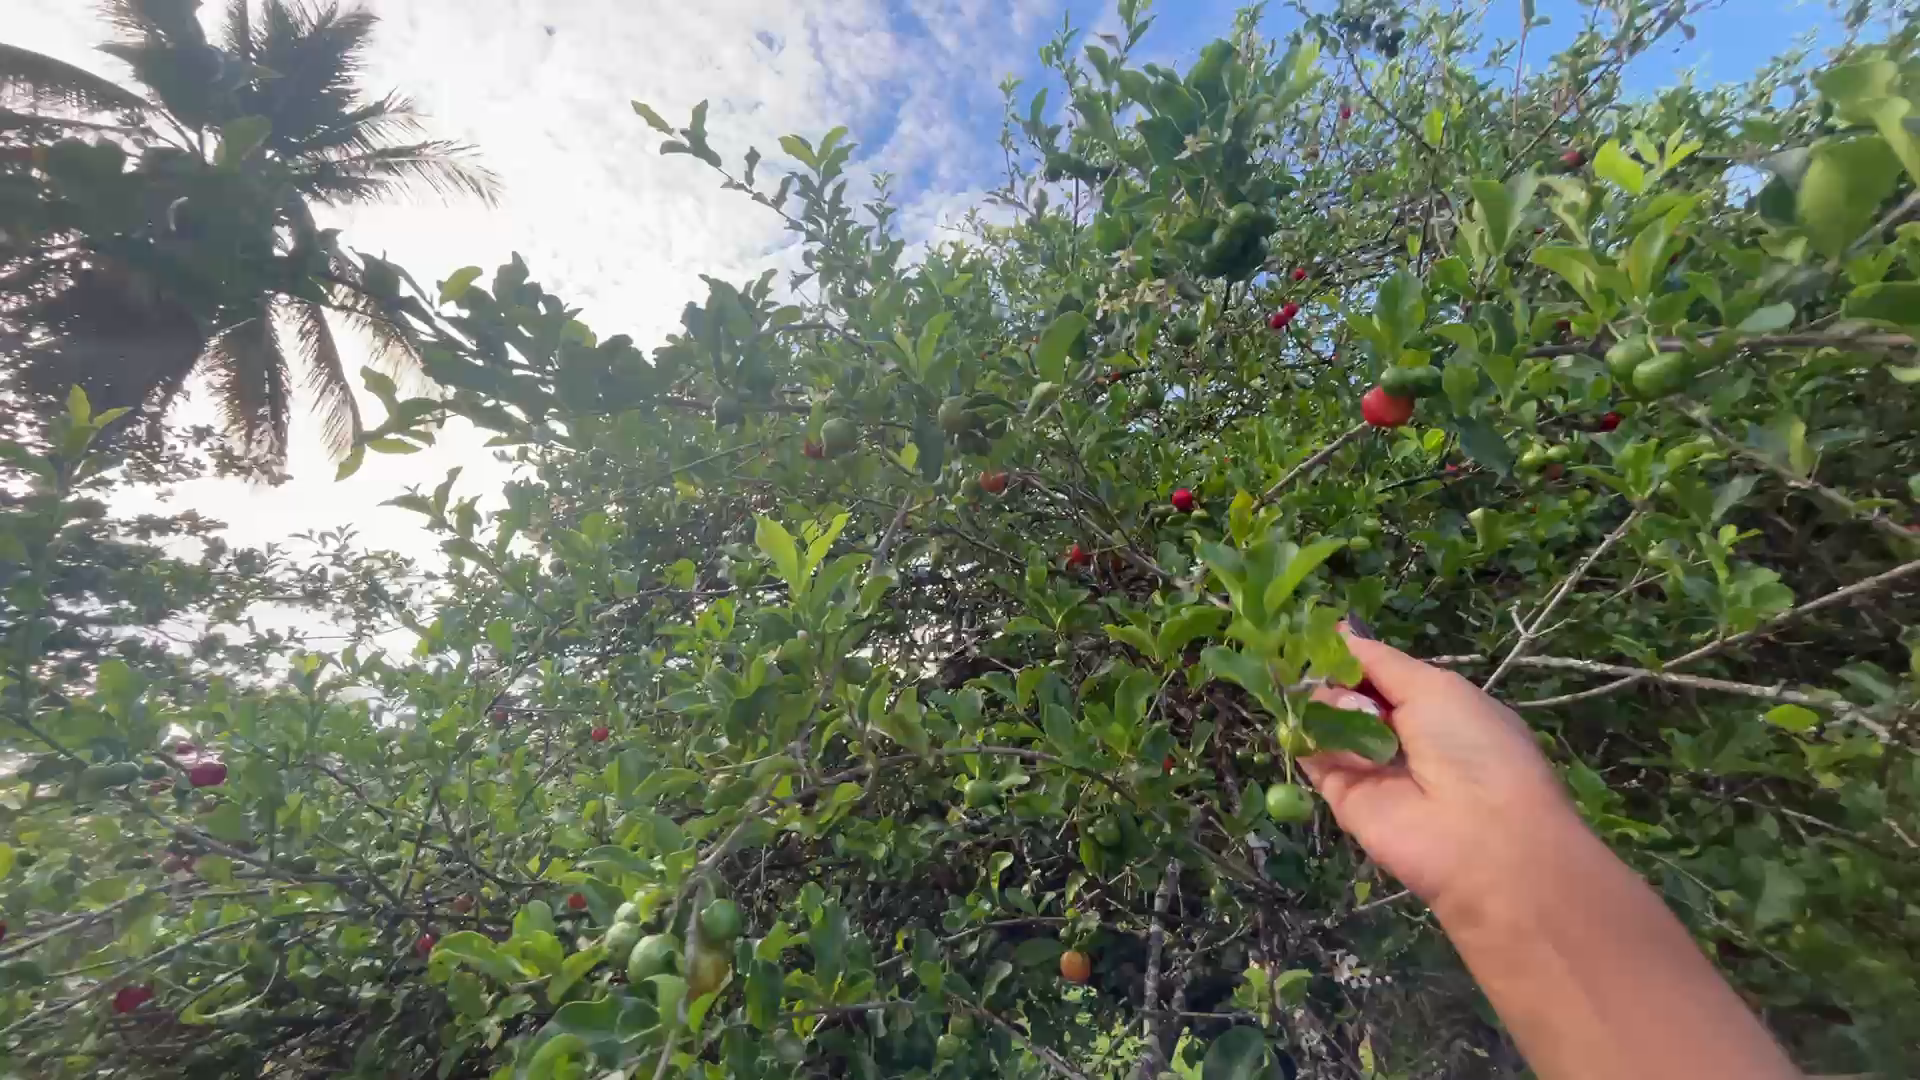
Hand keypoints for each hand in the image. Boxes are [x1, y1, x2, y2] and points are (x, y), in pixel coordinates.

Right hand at [1301, 630, 1583, 919]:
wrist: (1478, 835)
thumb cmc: (1472, 747)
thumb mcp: (1434, 687)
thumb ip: (1378, 661)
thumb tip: (1338, 632)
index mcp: (1427, 705)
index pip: (1373, 670)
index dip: (1346, 654)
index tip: (1318, 635)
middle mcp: (1392, 730)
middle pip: (1341, 690)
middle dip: (1328, 674)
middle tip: (1320, 668)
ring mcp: (1361, 759)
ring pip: (1321, 715)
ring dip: (1328, 705)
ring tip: (1349, 714)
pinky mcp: (1337, 788)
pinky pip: (1311, 749)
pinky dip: (1310, 735)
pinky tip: (1320, 728)